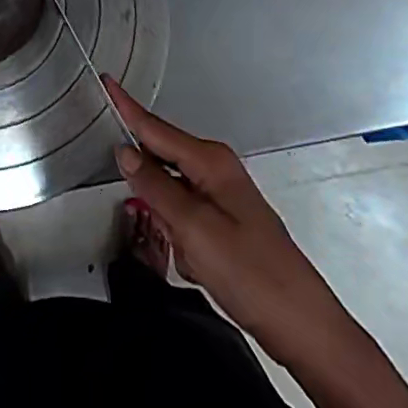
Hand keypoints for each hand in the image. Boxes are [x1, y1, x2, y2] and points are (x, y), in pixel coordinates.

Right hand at [106, 77, 349, 345]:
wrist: (301, 325)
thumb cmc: (252, 274)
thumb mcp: (193, 227)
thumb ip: (155, 186)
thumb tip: (125, 152)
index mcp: (211, 162)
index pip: (156, 127)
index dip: (127, 107)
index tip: (106, 81)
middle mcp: (216, 170)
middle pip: (160, 156)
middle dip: (143, 180)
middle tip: (140, 203)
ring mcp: (220, 195)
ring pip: (168, 190)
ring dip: (163, 216)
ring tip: (184, 251)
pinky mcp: (222, 220)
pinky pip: (182, 215)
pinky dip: (178, 235)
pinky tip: (194, 263)